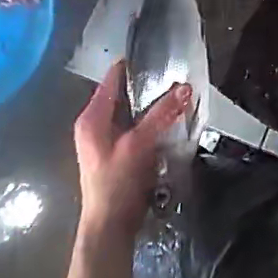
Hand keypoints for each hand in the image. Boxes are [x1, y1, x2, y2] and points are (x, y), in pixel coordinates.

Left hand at [72, 62, 191, 241]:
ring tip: (179, 93)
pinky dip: (153, 121)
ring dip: (153, 105)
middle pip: (123, 95)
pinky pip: (137, 128)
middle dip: (148, 85)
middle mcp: (95, 125)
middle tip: (176, 72)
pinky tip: (172, 121)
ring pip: (133, 112)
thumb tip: (185, 86)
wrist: (109, 226)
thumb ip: (161, 114)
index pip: (111, 79)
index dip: (132, 64)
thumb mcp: (140, 144)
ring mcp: (106, 140)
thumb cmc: (117, 182)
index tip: (157, 51)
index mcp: (92, 118)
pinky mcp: (119, 153)